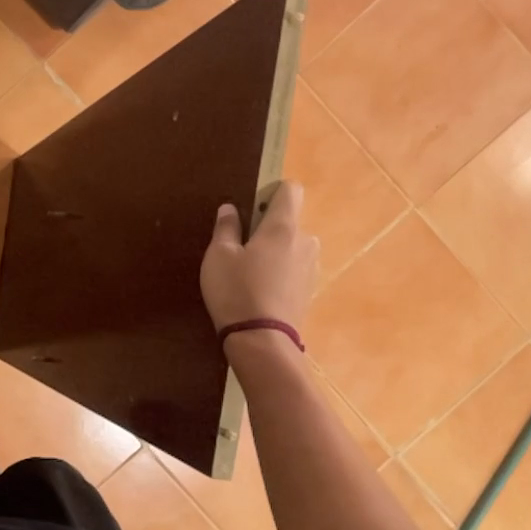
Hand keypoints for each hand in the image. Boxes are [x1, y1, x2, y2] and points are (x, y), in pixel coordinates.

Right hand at [199, 180, 317, 332]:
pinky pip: (294, 269)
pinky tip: (259, 291)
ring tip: (249, 274)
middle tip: (240, 249)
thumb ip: (226, 228)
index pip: (291, 190)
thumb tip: (230, 208)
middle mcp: (305, 241)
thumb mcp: (219, 256)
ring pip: (291, 247)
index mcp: (283, 227)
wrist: (261, 339)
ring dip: (274, 252)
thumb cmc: (235, 290)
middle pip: (289, 222)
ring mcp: (311, 266)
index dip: (272, 190)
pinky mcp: (310, 288)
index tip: (252, 204)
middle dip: (267, 229)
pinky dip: (279, 272)